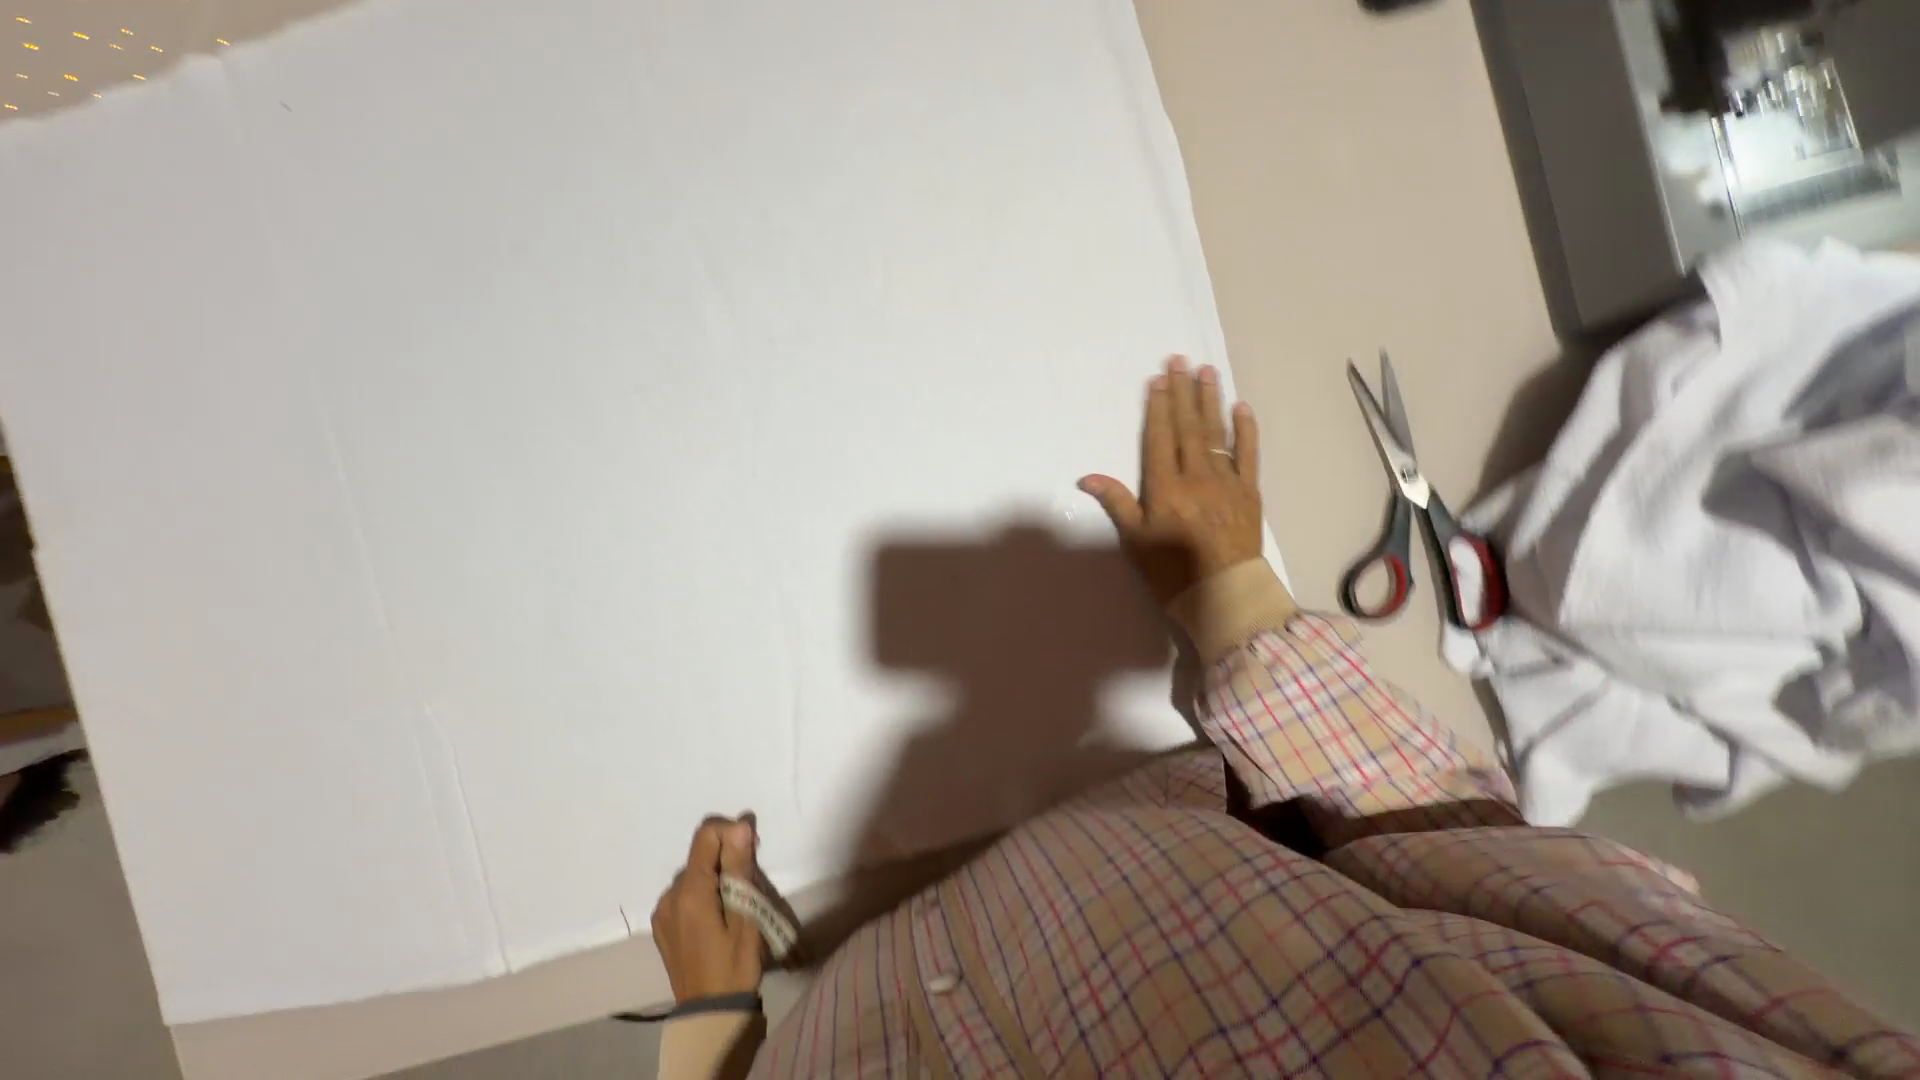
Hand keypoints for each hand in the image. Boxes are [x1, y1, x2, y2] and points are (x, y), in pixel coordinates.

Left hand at [651, 817, 763, 1002]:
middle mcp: (669, 895)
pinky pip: (685, 894)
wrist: (710, 1013)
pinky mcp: (662, 926)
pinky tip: (718, 918)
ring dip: (716, 878)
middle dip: (727, 858)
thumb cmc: (734, 965)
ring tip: (736, 906)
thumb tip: (739, 826)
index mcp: (689, 891)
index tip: (753, 851)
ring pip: (694, 875)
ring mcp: (662, 912)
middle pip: (700, 856)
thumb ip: (739, 868)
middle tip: (751, 884)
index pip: (706, 836)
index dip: (732, 833)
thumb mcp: (745, 916)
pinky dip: (703, 894)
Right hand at [1079, 356, 1262, 605]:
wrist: (1223, 596)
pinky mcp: (1249, 493)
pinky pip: (1249, 455)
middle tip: (1181, 360)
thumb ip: (1116, 503)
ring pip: (1217, 433)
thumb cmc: (1171, 572)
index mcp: (1166, 487)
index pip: (1160, 437)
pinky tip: (1241, 408)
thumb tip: (1086, 477)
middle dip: (1182, 392)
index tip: (1159, 378)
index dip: (1158, 406)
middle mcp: (1196, 476)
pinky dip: (1245, 431)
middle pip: (1188, 427)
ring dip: (1211, 401)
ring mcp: (1227, 482)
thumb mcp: (1135, 540)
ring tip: (1207, 372)